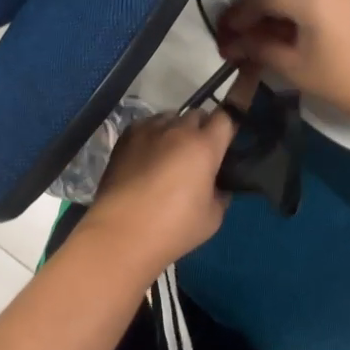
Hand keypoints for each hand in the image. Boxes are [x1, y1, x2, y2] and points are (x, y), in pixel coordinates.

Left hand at [74, 103, 238, 275]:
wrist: (121, 234)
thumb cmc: (173, 229)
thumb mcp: (213, 217)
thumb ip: (221, 193)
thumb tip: (217, 184)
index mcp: (204, 146)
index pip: (225, 118)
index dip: (228, 127)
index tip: (227, 143)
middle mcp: (177, 129)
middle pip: (198, 115)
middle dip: (202, 130)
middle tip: (199, 155)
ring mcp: (148, 130)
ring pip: (171, 117)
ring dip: (176, 130)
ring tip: (170, 154)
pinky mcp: (125, 137)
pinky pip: (147, 125)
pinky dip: (153, 135)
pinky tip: (147, 155)